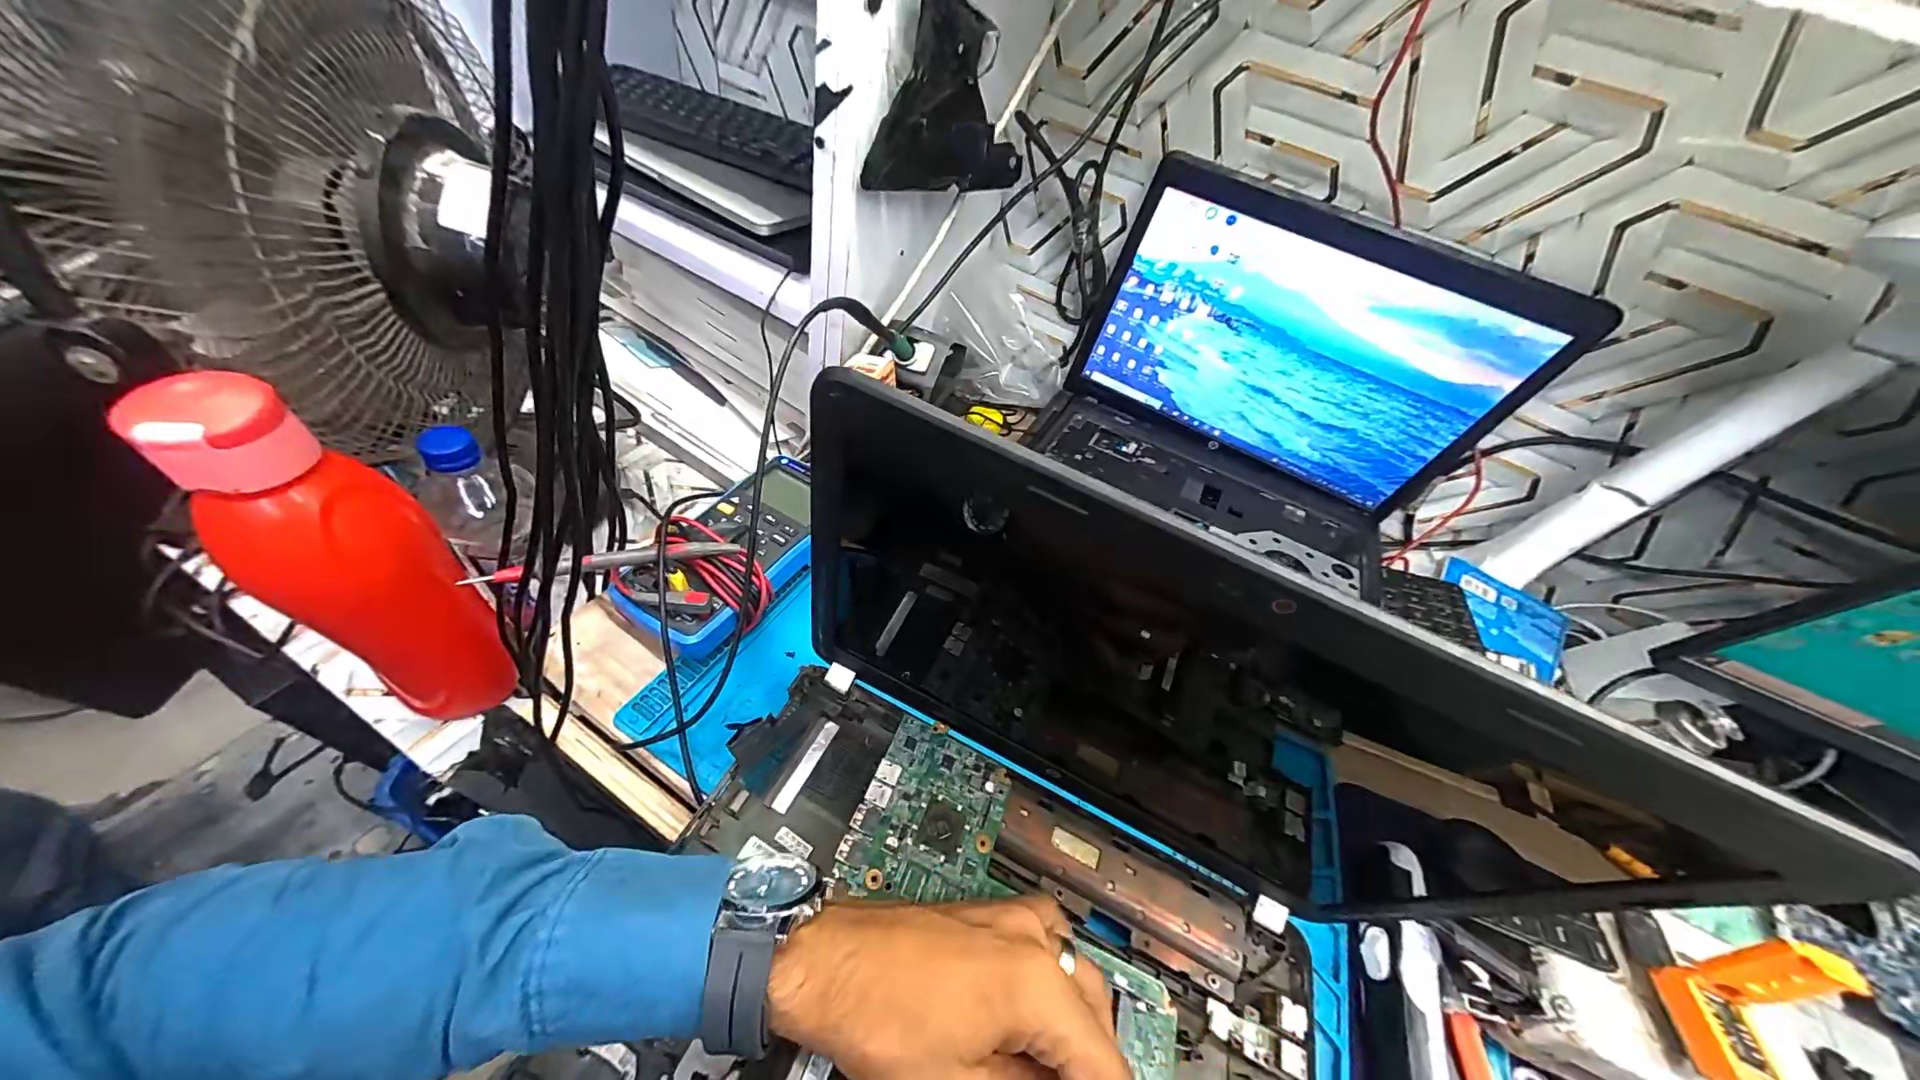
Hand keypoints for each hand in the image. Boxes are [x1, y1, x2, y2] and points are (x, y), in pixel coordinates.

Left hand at [767, 896, 1129, 1079]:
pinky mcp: (989, 911)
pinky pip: (1045, 938)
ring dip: (1074, 1015)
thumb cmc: (874, 1013)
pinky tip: (1031, 1004)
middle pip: (1094, 1007)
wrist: (829, 959)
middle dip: (1088, 1057)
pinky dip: (1050, 975)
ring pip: (1073, 968)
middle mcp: (1029, 934)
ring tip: (1050, 1058)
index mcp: (1032, 979)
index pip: (1100, 1057)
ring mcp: (1008, 914)